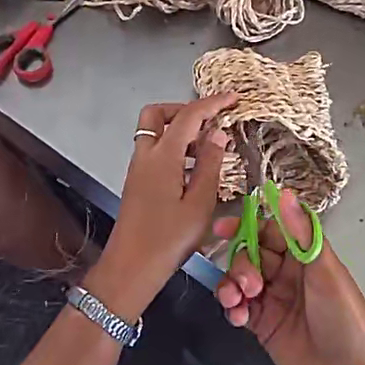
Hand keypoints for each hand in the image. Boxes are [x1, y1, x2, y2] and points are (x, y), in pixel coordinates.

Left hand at [83, 95, 235, 317]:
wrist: (131, 266)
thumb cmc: (169, 238)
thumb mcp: (200, 203)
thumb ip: (210, 165)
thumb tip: (218, 134)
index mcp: (163, 156)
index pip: (189, 116)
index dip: (212, 103)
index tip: (233, 98)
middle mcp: (145, 155)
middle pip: (157, 114)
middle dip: (183, 109)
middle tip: (210, 121)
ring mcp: (138, 168)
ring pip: (153, 132)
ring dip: (178, 129)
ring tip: (208, 146)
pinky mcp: (137, 182)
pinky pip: (154, 150)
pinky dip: (173, 147)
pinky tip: (193, 167)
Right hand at [215, 188, 364, 364]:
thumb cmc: (345, 319)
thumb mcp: (325, 272)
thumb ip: (301, 233)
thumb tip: (283, 193)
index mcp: (305, 255)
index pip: (270, 231)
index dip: (248, 227)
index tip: (224, 228)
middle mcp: (287, 273)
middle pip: (251, 254)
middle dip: (241, 263)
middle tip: (250, 284)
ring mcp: (273, 298)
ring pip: (239, 279)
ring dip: (232, 284)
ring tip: (238, 301)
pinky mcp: (262, 324)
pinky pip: (237, 307)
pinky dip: (231, 308)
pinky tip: (237, 316)